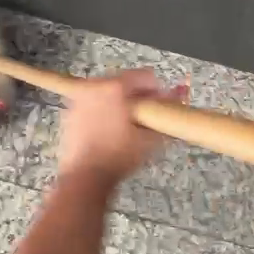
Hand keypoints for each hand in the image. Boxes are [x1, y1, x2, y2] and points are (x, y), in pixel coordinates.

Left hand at [56, 69, 180, 182]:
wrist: (85, 177)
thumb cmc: (119, 155)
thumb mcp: (152, 134)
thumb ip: (170, 108)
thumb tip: (182, 91)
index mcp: (116, 86)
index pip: (146, 75)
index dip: (158, 92)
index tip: (159, 108)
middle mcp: (95, 86)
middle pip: (126, 82)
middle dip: (138, 97)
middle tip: (145, 119)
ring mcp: (79, 99)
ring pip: (110, 93)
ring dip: (122, 104)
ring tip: (128, 128)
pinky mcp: (70, 113)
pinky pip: (95, 104)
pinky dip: (105, 112)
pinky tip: (111, 133)